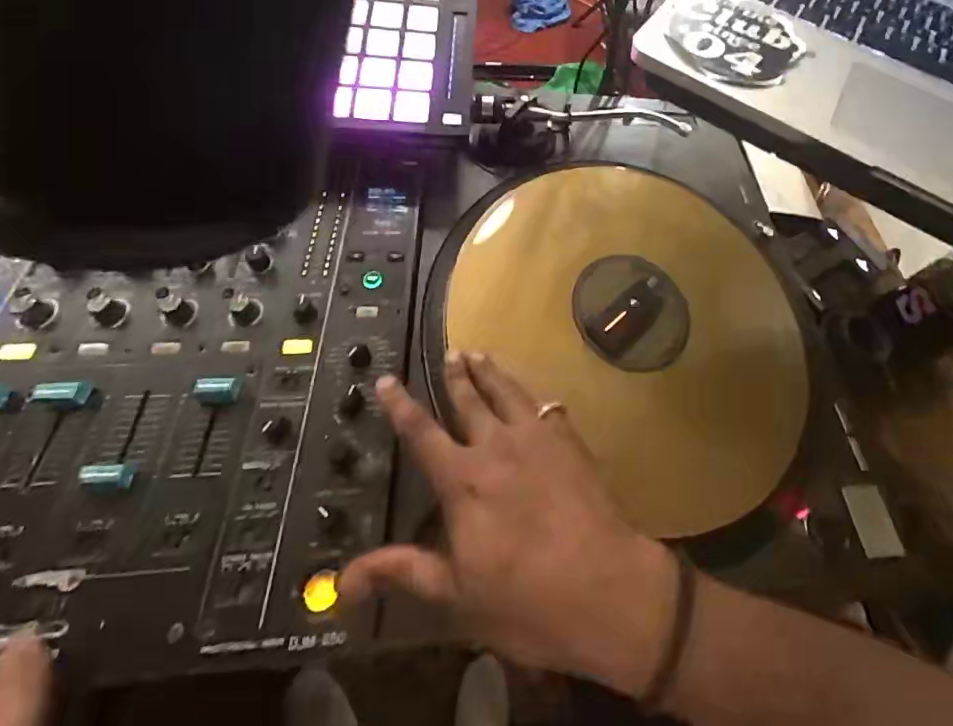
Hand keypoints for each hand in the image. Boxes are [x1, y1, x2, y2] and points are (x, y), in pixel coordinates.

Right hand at [338, 352, 677, 695]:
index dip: (399, 404)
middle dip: (455, 375)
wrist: (611, 594)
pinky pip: (548, 408)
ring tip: (478, 355)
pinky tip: (537, 396)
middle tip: (449, 353)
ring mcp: (538, 441)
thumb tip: (342, 581)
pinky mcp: (571, 446)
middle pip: (468, 399)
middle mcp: (496, 447)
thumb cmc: (527, 600)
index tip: (386, 379)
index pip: (421, 431)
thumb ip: (401, 572)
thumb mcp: (456, 594)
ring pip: (507, 392)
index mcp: (462, 479)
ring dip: (490, 372)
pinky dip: (535, 397)